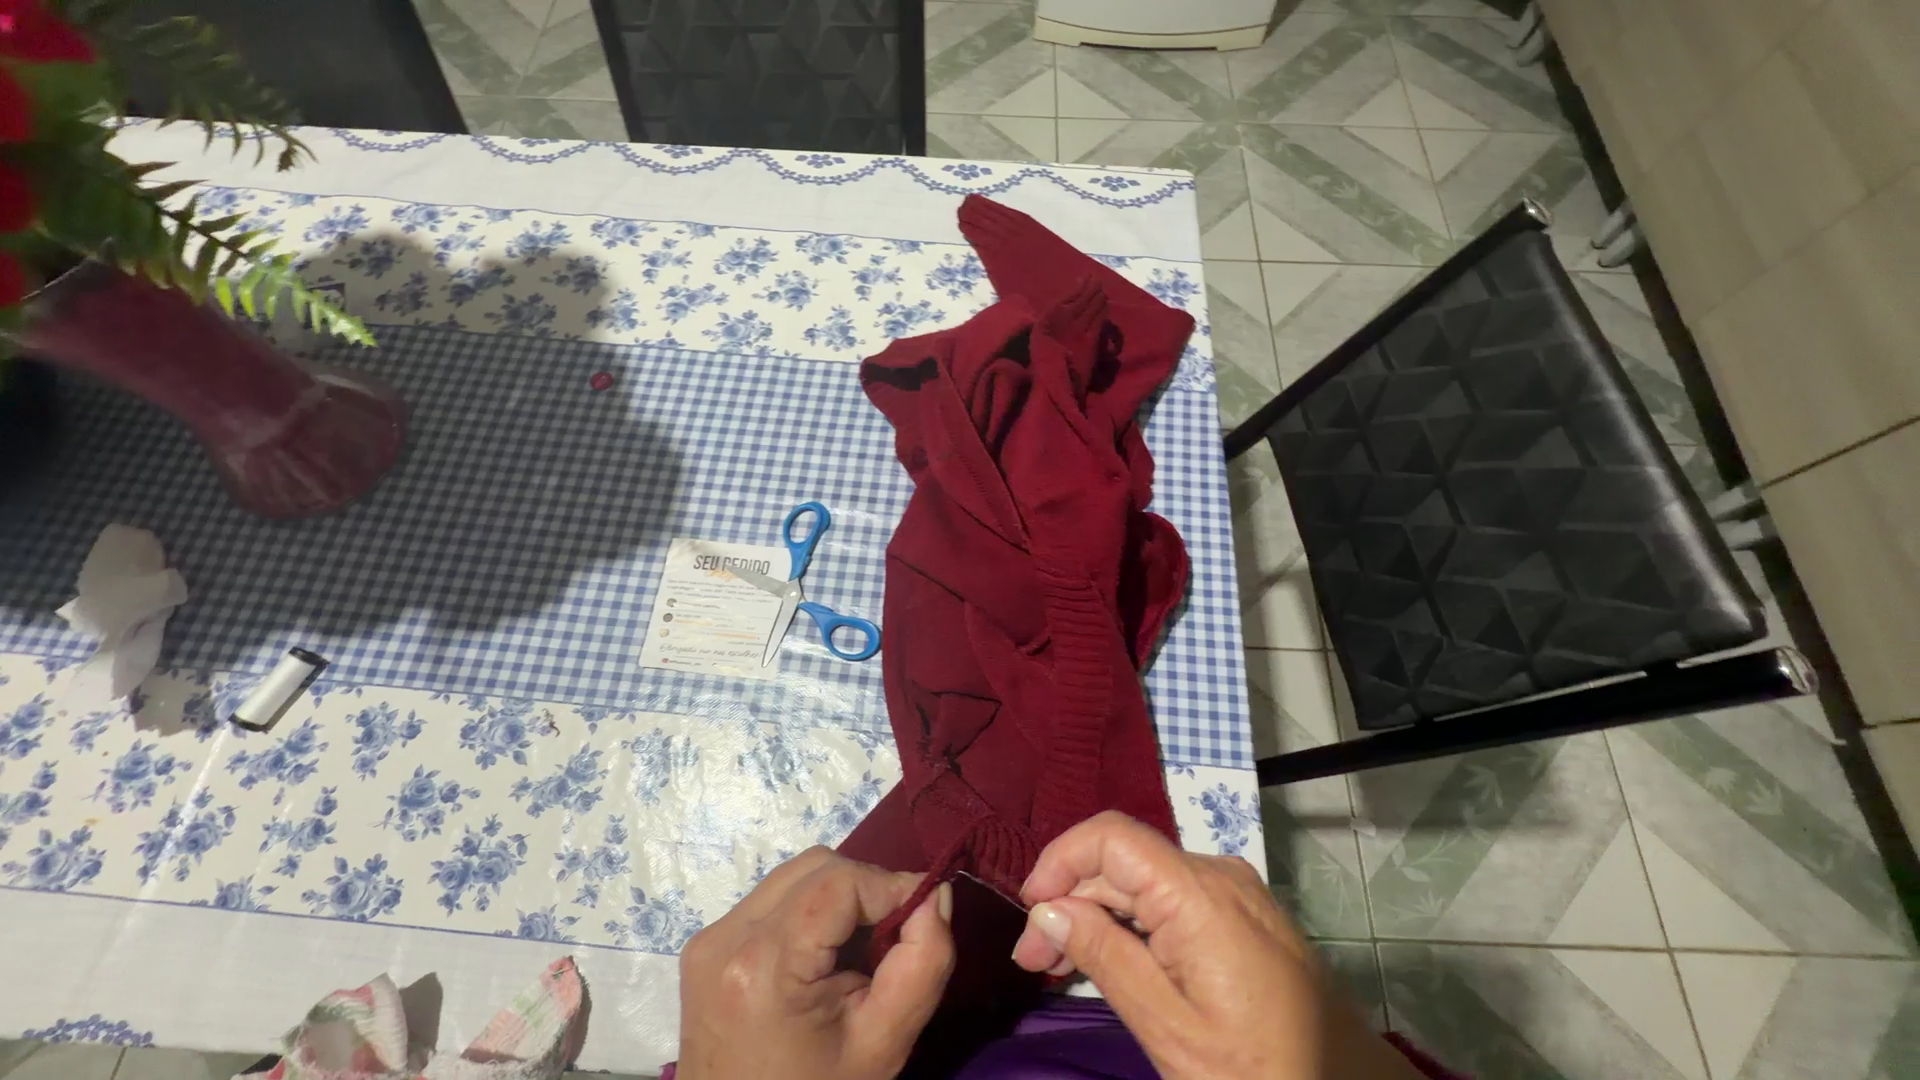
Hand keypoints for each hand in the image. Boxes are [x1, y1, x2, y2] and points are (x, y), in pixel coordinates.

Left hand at [677, 847, 954, 1079]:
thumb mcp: (886, 1042)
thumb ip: (924, 961)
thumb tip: (936, 891)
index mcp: (765, 964)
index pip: (841, 880)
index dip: (891, 886)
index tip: (921, 918)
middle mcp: (727, 936)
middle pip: (818, 867)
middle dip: (866, 888)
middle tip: (891, 937)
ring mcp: (710, 936)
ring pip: (796, 874)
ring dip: (839, 895)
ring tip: (856, 948)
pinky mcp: (706, 942)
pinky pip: (774, 896)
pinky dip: (810, 908)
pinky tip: (820, 955)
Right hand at [1011, 812, 1421, 1079]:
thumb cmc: (1259, 1070)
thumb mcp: (1169, 1027)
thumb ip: (1104, 958)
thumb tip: (1046, 909)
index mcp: (1198, 893)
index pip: (1110, 837)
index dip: (1059, 860)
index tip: (1030, 913)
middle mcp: (1216, 874)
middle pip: (1122, 863)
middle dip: (1069, 900)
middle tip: (1033, 960)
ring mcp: (1233, 892)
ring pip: (1143, 882)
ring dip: (1097, 915)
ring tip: (1060, 965)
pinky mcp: (1240, 914)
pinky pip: (1171, 901)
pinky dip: (1132, 924)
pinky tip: (1111, 960)